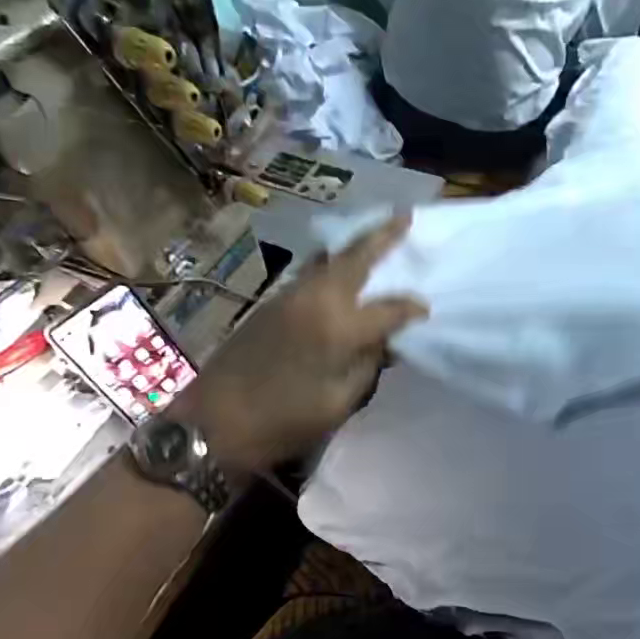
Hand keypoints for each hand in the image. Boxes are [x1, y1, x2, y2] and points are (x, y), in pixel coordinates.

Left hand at [168, 214, 427, 472]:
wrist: (214, 422)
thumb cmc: (283, 421)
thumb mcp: (338, 403)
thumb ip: (367, 365)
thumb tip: (385, 342)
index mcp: (339, 326)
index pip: (389, 308)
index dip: (411, 308)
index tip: (426, 310)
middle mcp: (316, 298)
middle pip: (355, 257)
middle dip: (382, 235)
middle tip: (405, 216)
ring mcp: (289, 295)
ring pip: (327, 259)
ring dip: (353, 246)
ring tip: (375, 236)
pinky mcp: (270, 302)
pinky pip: (309, 273)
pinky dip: (331, 264)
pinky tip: (340, 270)